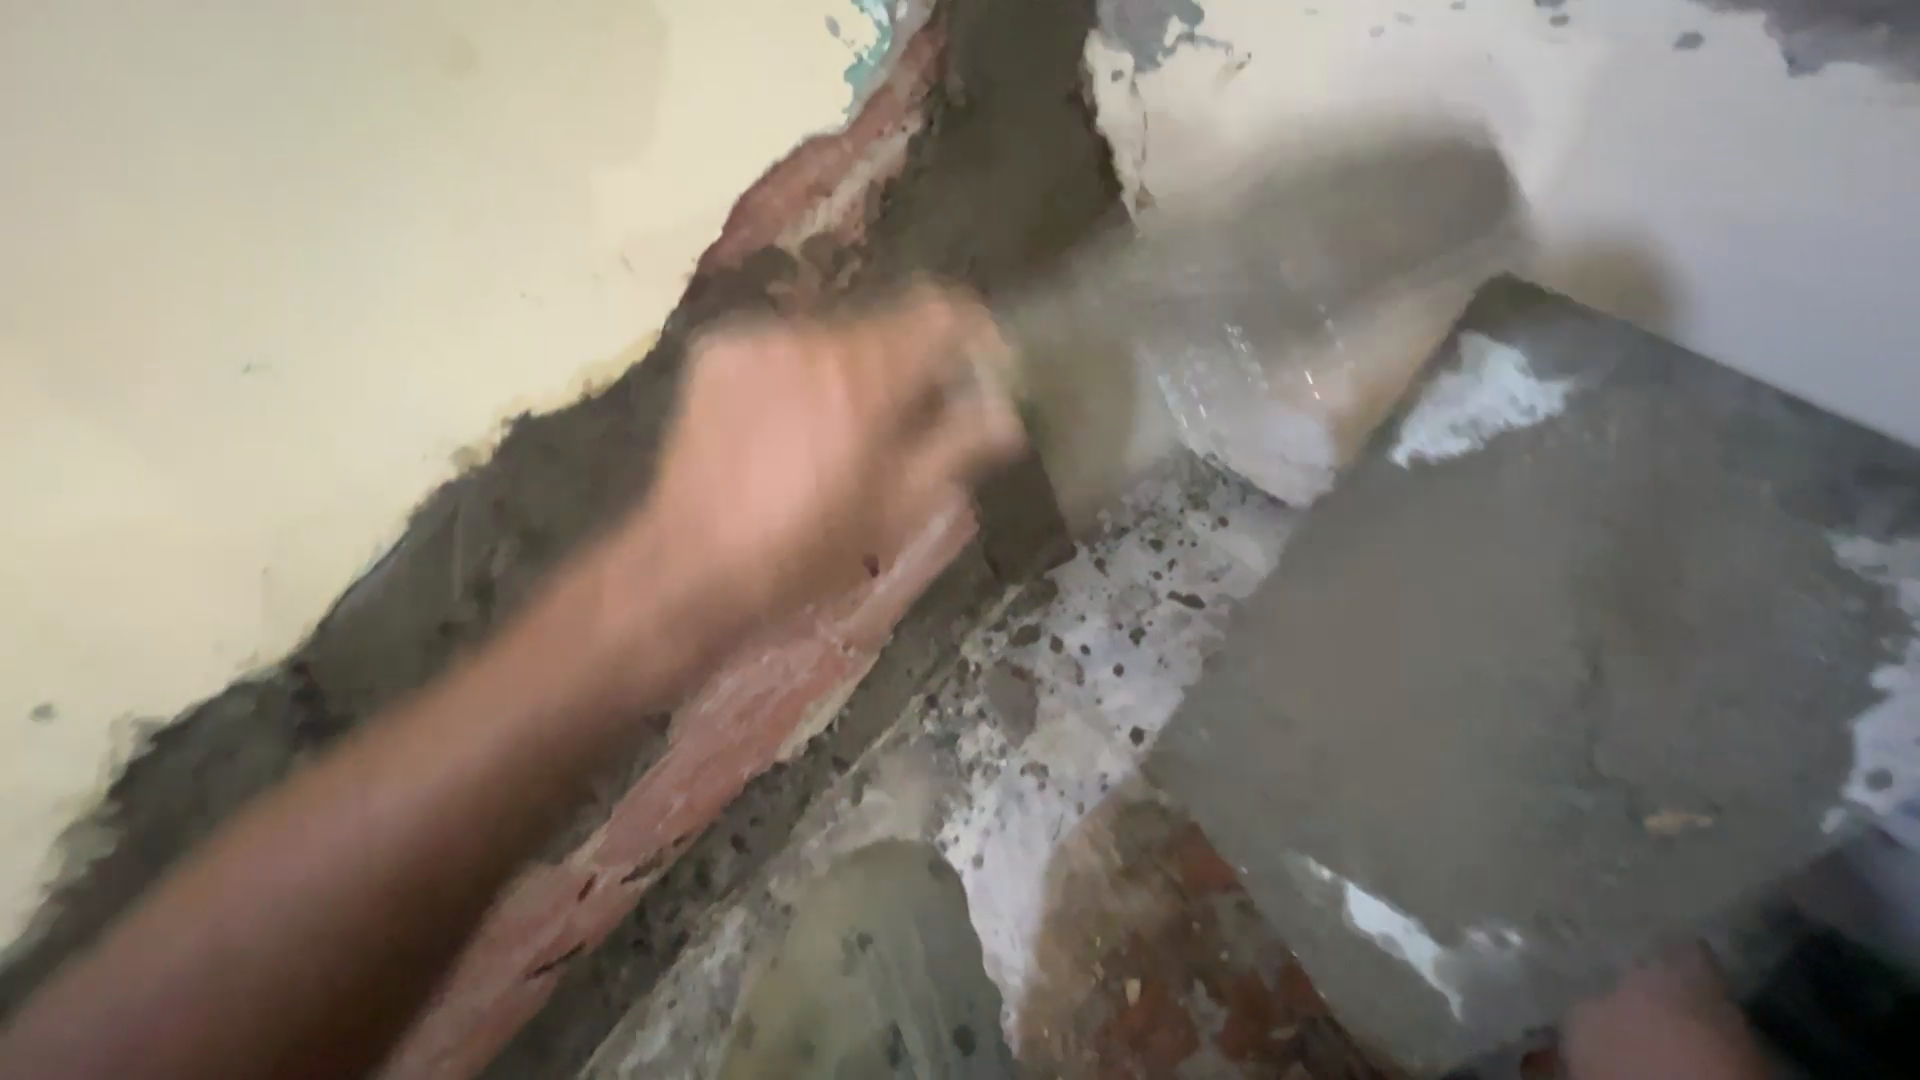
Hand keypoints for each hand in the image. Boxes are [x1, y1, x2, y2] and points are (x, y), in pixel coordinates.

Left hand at [555, 287, 1024, 685]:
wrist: (688, 567)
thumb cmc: (804, 553)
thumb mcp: (897, 511)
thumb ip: (958, 446)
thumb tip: (1007, 409)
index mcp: (863, 377)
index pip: (941, 311)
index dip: (975, 333)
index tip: (983, 371)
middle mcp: (810, 338)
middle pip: (888, 323)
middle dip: (913, 364)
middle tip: (915, 419)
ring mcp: (756, 339)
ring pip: (836, 335)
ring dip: (859, 370)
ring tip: (848, 432)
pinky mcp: (719, 352)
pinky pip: (787, 347)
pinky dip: (808, 375)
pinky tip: (794, 428)